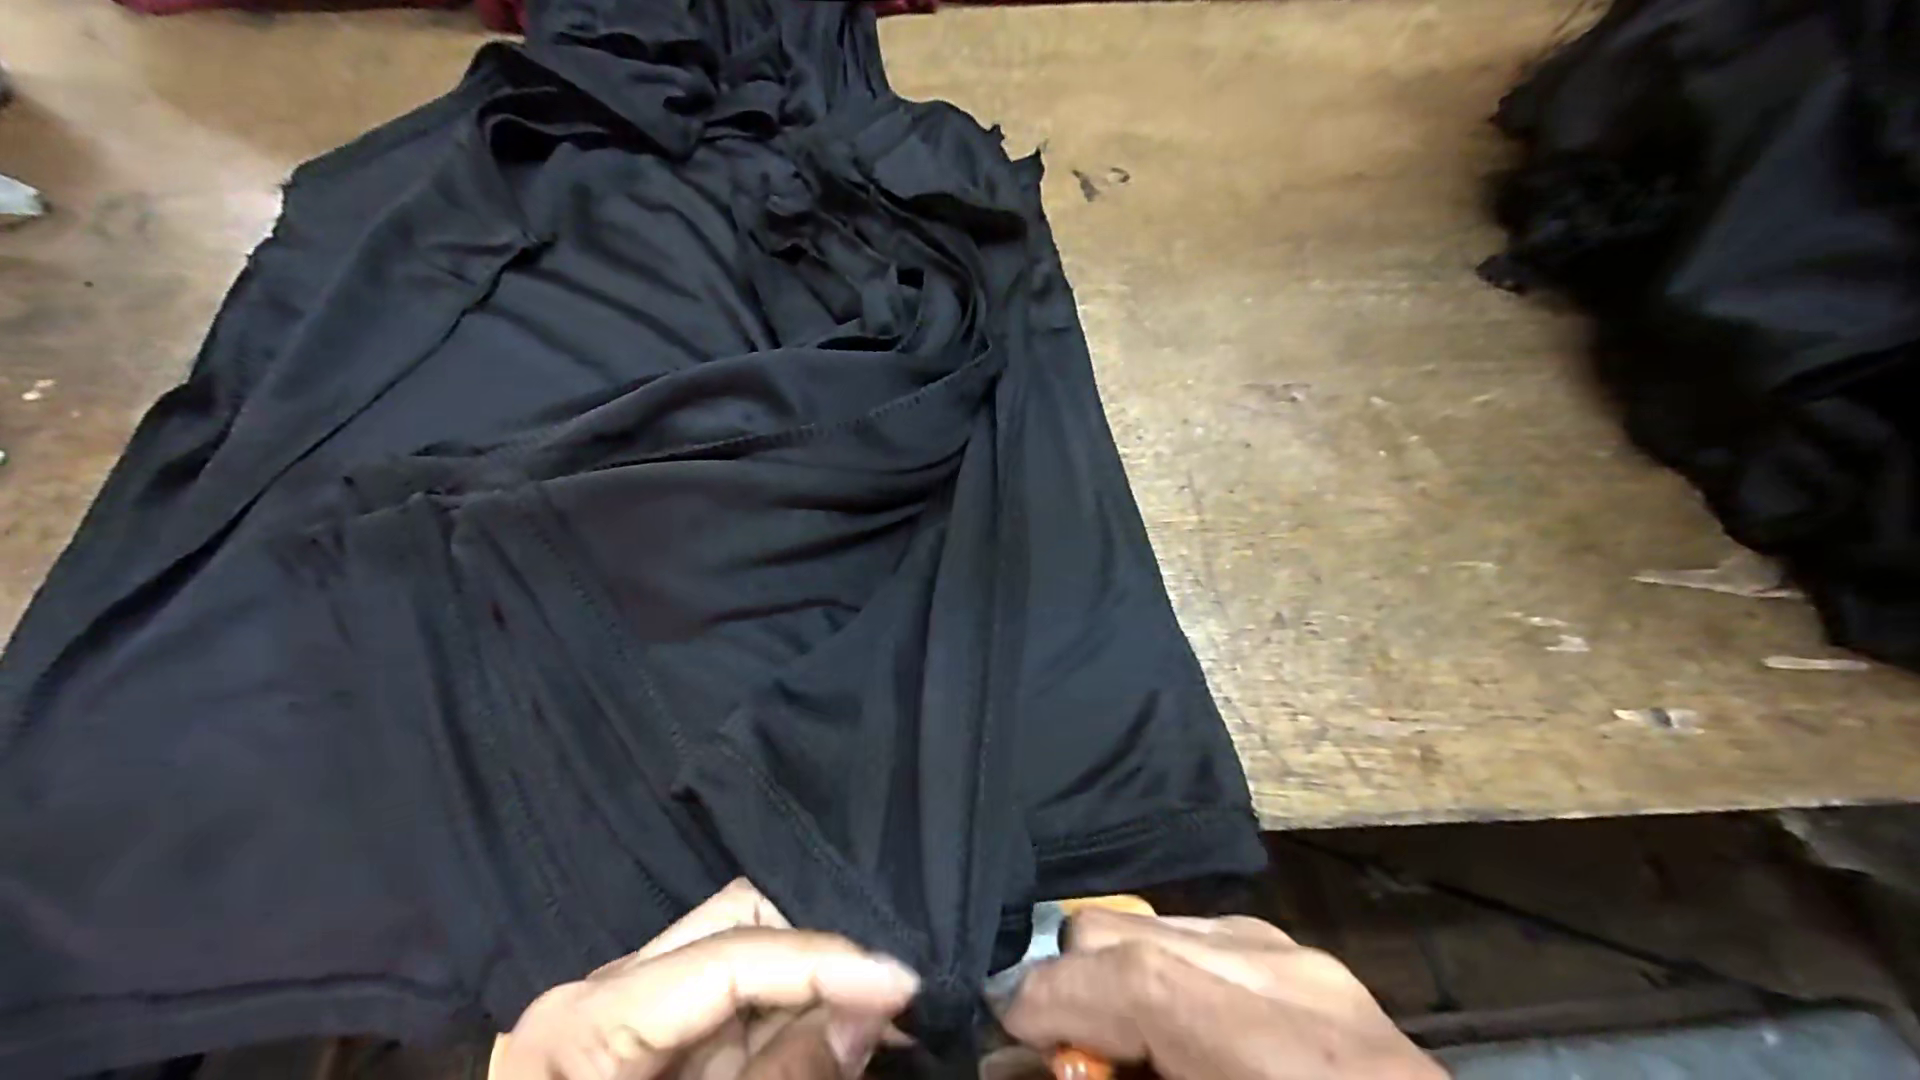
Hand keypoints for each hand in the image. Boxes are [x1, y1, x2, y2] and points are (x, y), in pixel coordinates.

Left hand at [493, 879, 917, 1079]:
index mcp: (591, 1018)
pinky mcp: (651, 1027)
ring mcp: (631, 1002)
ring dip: (809, 987)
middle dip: (816, 961)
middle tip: (885, 1003)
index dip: (823, 963)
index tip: (901, 983)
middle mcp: (612, 985)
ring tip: (868, 1021)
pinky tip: (826, 1035)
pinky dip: (786, 1014)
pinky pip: (736, 998)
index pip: (732, 952)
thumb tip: (870, 1015)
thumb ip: (782, 1079)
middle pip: (740, 921)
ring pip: (747, 950)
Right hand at [995, 910, 1443, 1079]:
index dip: (1048, 1001)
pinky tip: (1173, 1033)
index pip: (1135, 977)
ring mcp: (1302, 959)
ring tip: (1119, 1048)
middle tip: (1065, 1059)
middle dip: (1071, 989)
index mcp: (1282, 1054)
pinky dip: (1156, 974)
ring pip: (1150, 922)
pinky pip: (1194, 936)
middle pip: (1125, 930)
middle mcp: (1290, 976)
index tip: (1001, 1036)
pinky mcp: (1306, 960)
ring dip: (1111, 979)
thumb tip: (1028, 1057)